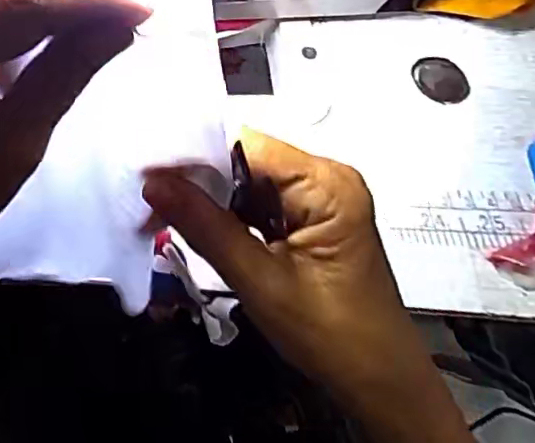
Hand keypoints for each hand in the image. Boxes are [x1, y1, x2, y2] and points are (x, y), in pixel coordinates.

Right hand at [143, 131, 471, 442]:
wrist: (385, 390)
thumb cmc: (336, 340)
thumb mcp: (261, 283)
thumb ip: (204, 226)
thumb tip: (153, 182)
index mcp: (326, 184)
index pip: (242, 144)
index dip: (192, 154)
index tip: (149, 170)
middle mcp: (324, 177)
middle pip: (240, 156)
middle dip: (194, 176)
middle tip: (149, 192)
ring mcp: (317, 194)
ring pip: (241, 175)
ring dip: (205, 193)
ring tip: (164, 205)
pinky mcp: (306, 211)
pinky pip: (253, 194)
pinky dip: (223, 208)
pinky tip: (195, 219)